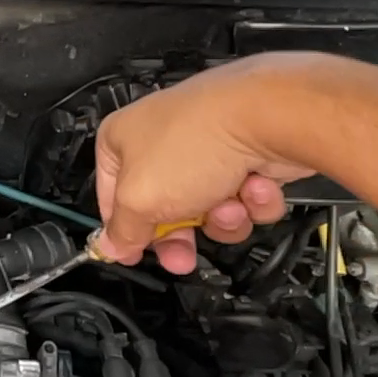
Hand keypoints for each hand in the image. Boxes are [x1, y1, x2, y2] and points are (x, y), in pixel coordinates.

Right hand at [95, 53, 323, 273]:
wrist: (268, 119)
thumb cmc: (195, 143)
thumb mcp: (140, 200)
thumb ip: (122, 229)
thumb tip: (111, 246)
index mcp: (120, 139)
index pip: (109, 194)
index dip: (123, 229)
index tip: (135, 254)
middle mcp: (158, 139)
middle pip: (161, 206)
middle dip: (179, 234)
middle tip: (184, 257)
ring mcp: (203, 146)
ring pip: (206, 206)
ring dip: (220, 217)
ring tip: (229, 204)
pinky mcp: (244, 154)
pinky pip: (241, 196)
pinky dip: (251, 199)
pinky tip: (254, 185)